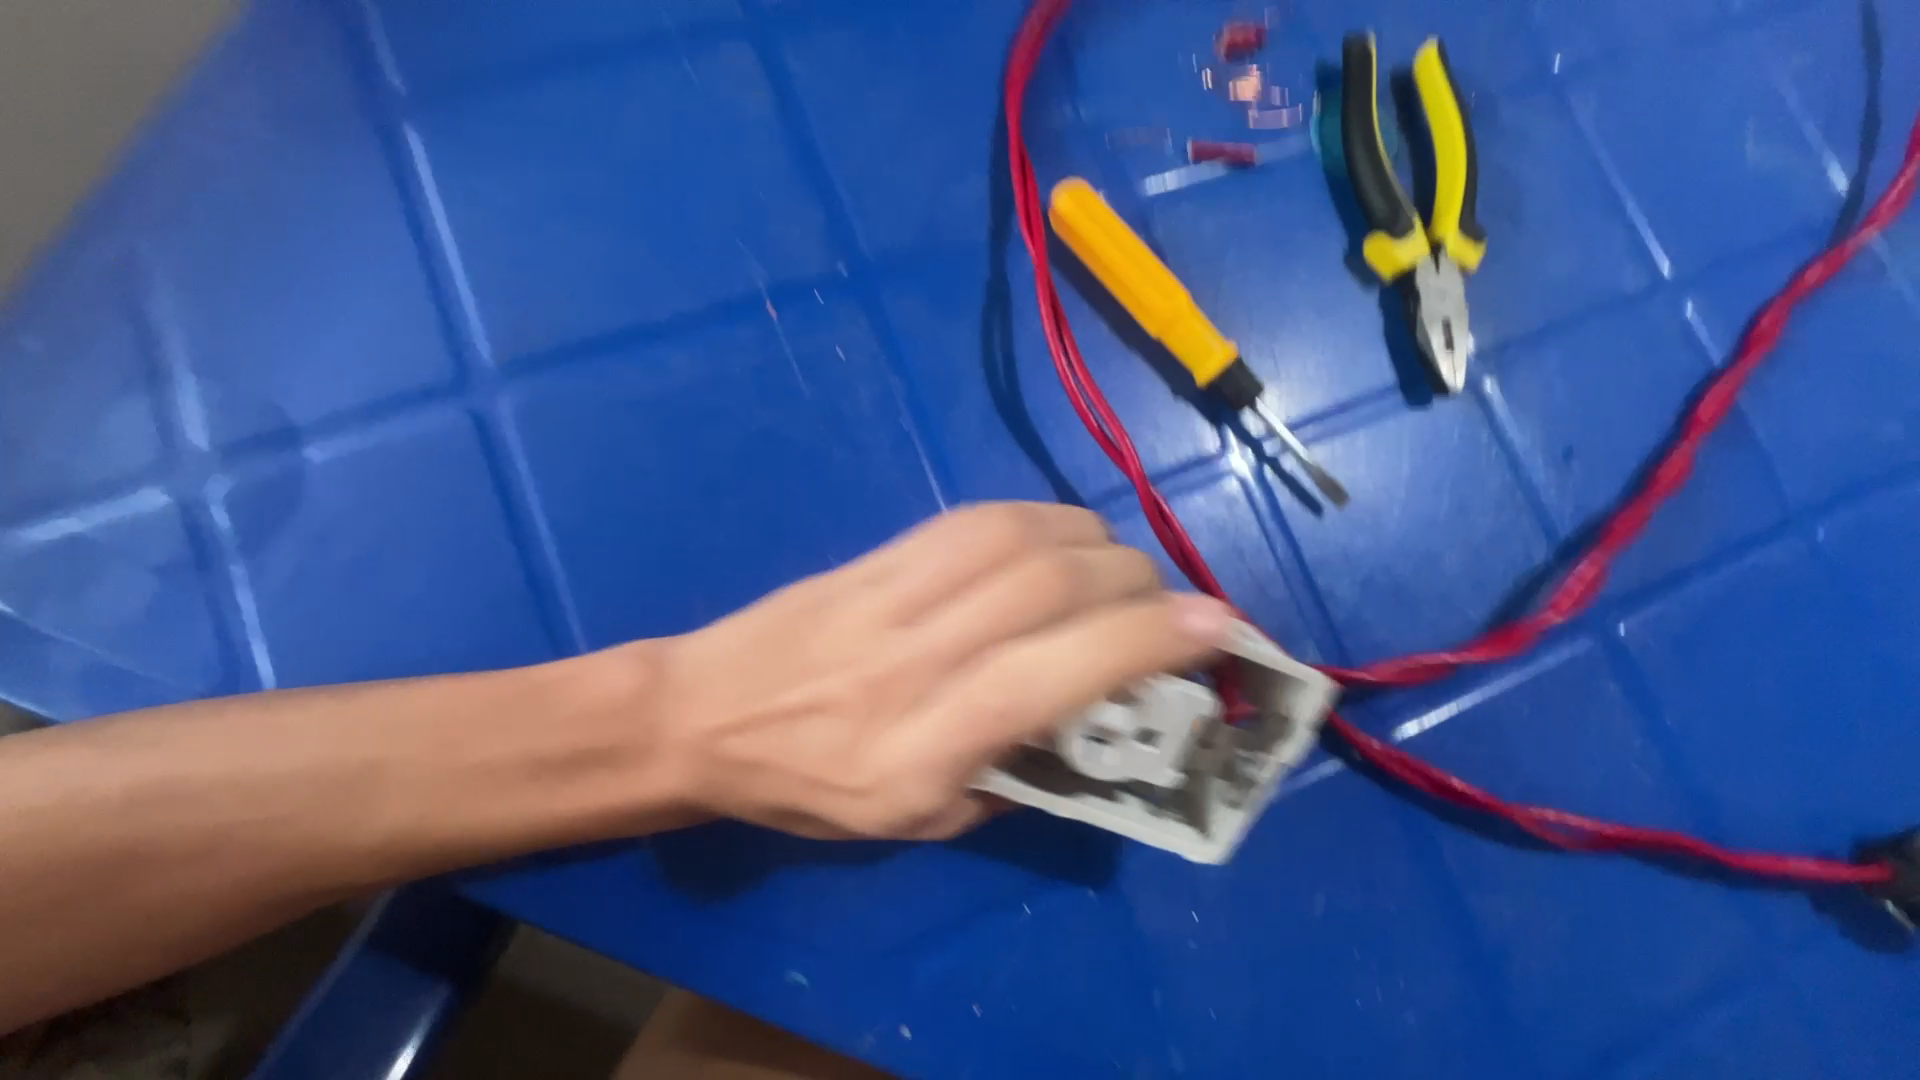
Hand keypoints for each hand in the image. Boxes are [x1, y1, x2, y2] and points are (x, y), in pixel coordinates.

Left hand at [655, 503, 1232, 840]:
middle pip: (1051, 588)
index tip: (1217, 628)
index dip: (1146, 643)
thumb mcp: (916, 822)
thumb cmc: (810, 787)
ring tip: (1121, 569)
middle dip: (1137, 584)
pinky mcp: (881, 554)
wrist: (703, 715)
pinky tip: (1061, 539)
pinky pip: (976, 519)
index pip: (1055, 675)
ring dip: (1096, 544)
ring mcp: (896, 594)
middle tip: (1169, 603)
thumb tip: (1090, 728)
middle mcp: (919, 658)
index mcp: (928, 744)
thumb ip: (1010, 779)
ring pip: (1021, 539)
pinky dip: (1041, 519)